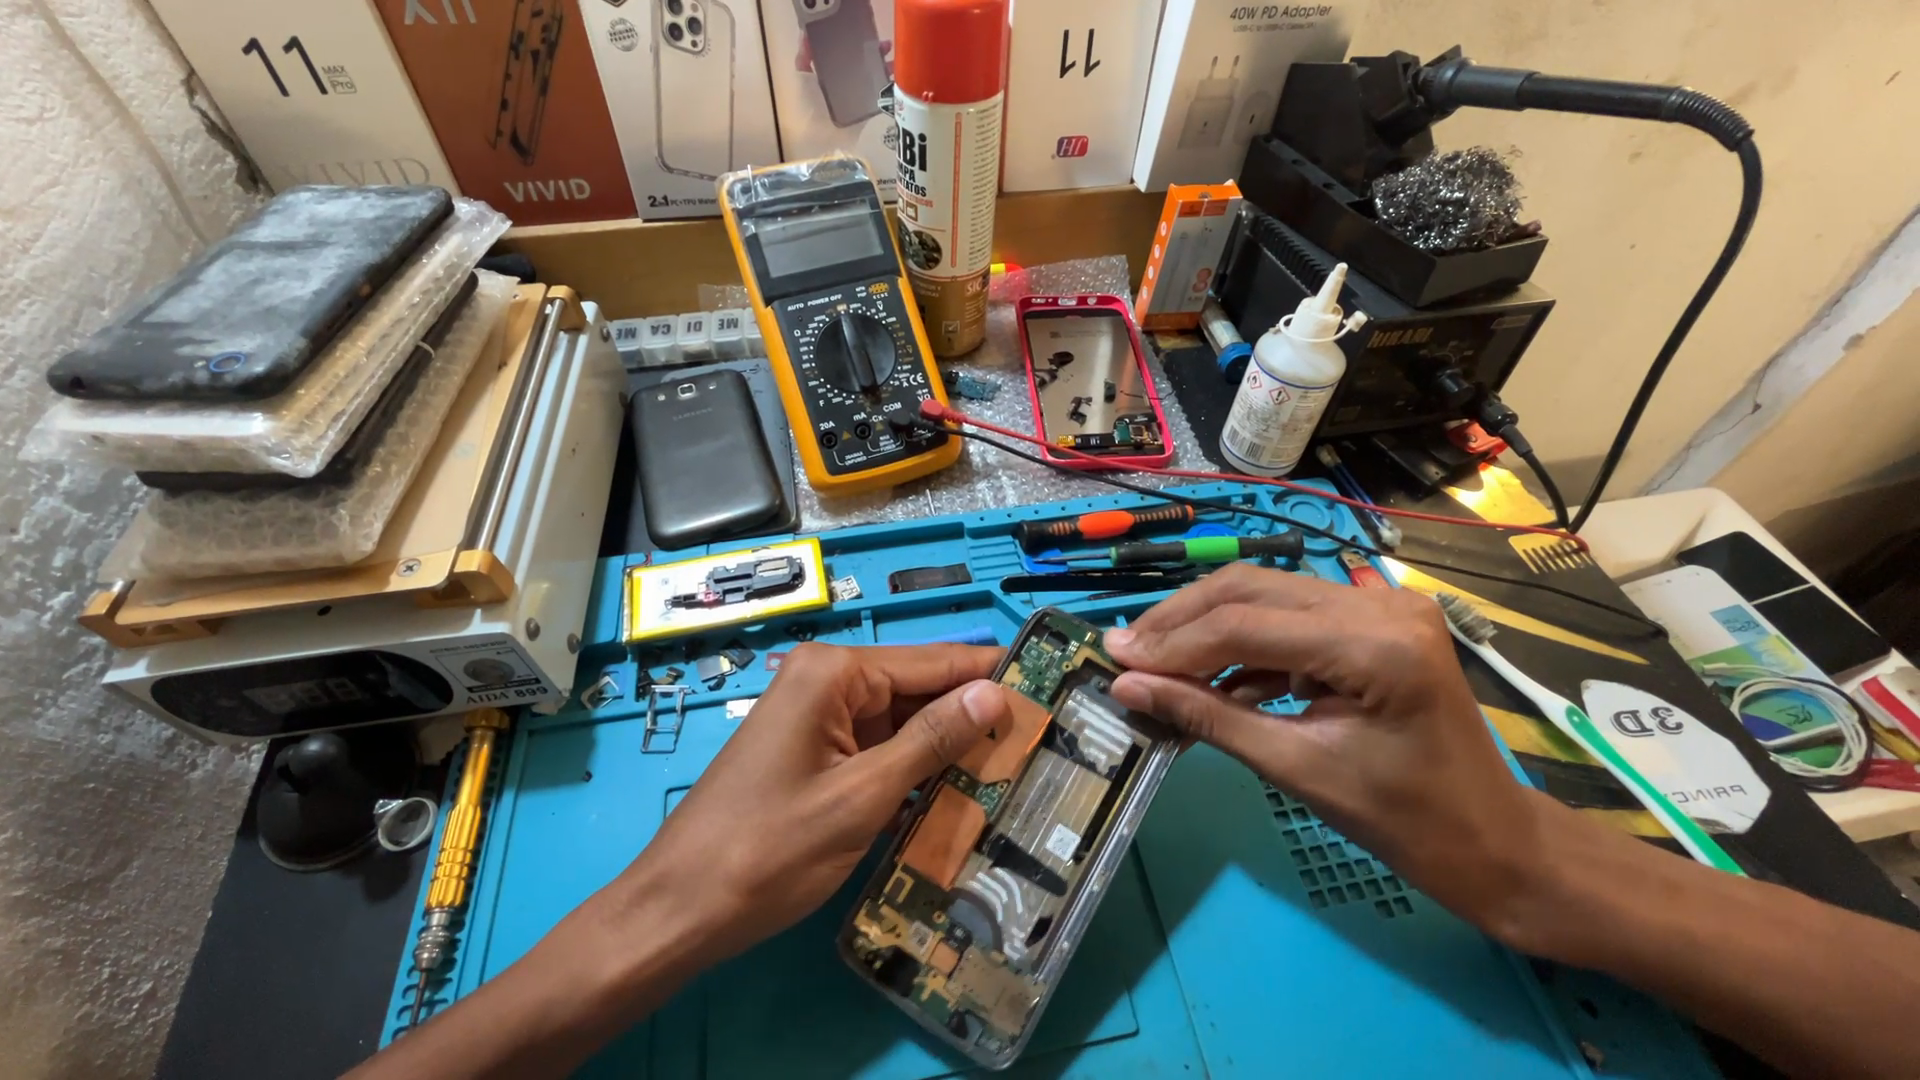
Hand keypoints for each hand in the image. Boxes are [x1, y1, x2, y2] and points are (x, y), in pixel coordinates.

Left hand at [613, 643, 1009, 966]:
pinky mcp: (815, 756)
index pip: (931, 662)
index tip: (1048, 685)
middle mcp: (826, 683)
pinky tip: (958, 793)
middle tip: (1041, 740)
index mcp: (833, 673)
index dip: (989, 674)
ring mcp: (818, 721)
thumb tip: (996, 694)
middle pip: (917, 691)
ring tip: (1015, 767)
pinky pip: (877, 752)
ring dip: (946, 750)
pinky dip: (913, 772)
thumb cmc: (770, 849)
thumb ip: (932, 740)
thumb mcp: (863, 794)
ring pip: (901, 725)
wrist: (681, 910)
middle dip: (971, 718)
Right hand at [1103, 565, 1546, 936]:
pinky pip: (1291, 617)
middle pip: (1251, 589)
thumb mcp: (1294, 768)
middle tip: (1126, 652)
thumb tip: (1127, 687)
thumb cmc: (1404, 821)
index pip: (1245, 625)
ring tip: (1156, 664)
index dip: (1172, 643)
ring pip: (1266, 594)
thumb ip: (1206, 716)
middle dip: (1181, 621)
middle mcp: (1379, 604)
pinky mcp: (1375, 619)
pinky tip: (1209, 677)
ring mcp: (1382, 605)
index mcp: (1374, 644)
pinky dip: (1244, 645)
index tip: (1112, 658)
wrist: (1493, 842)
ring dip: (1207, 627)